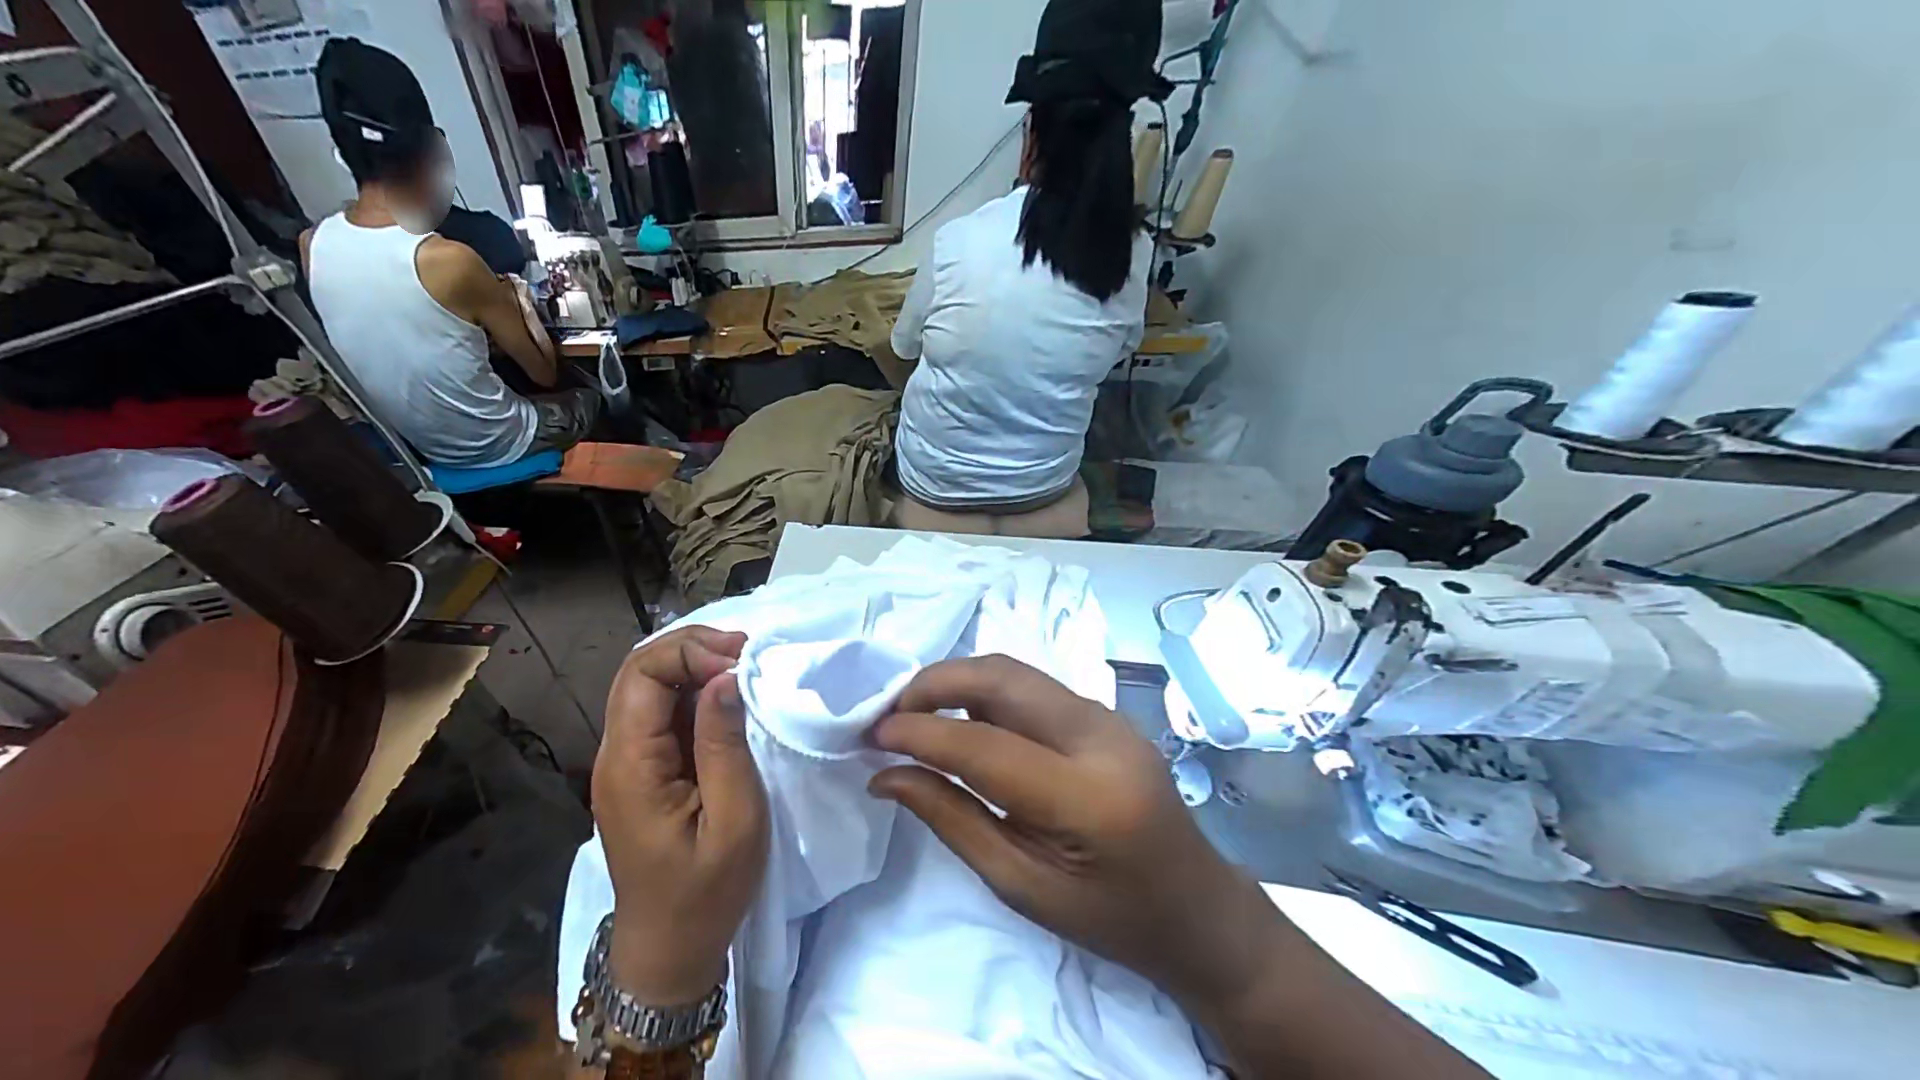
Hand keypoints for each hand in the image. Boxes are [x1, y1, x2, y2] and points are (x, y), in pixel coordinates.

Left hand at [593, 626, 766, 1005]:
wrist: (669, 951)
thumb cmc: (706, 892)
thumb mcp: (734, 820)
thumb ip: (726, 744)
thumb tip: (726, 677)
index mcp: (630, 765)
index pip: (641, 675)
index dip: (690, 653)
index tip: (742, 666)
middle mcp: (616, 755)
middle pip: (638, 671)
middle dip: (692, 648)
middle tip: (748, 655)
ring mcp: (625, 762)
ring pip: (648, 686)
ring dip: (695, 667)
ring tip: (745, 670)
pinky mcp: (642, 771)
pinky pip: (661, 713)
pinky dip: (695, 692)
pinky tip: (729, 697)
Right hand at [867, 656, 1283, 1009]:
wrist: (1195, 906)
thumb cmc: (1110, 918)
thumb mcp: (1021, 886)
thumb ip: (953, 820)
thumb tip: (886, 774)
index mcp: (1088, 797)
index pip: (985, 744)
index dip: (921, 731)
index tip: (871, 735)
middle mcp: (1102, 736)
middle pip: (1002, 677)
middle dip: (934, 683)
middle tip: (888, 715)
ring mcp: (1109, 716)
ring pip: (1015, 671)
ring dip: (957, 682)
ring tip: (914, 714)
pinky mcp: (1105, 713)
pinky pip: (1032, 687)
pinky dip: (985, 693)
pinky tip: (962, 720)